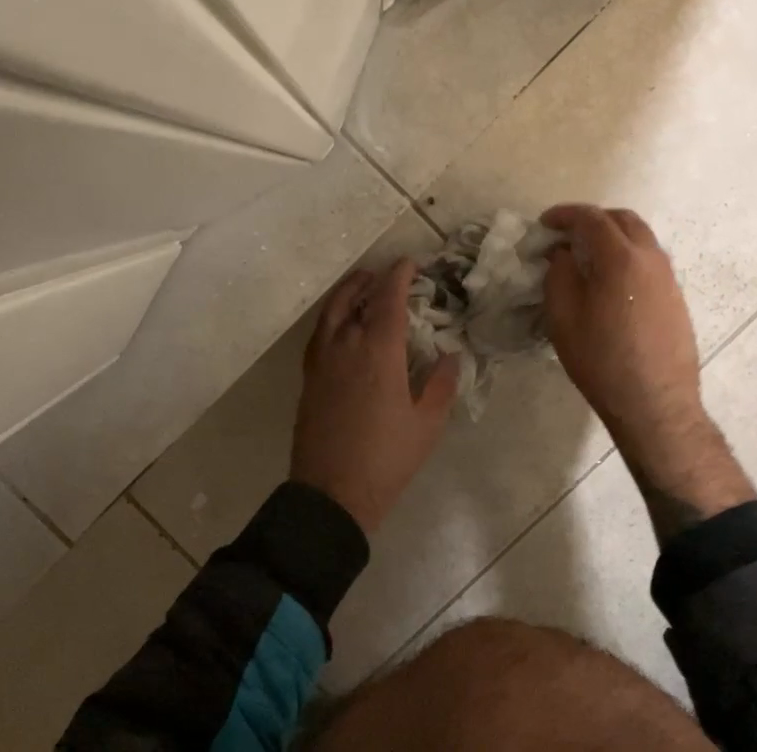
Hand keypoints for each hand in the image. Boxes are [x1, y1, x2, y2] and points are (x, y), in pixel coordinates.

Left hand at [293, 259, 456, 533]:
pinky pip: (320, 333)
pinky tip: (342, 325)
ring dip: (348, 293)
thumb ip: (440, 383)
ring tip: (363, 289)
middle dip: (372, 279)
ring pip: (331, 311)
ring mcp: (321, 360)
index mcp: (378, 351)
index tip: (409, 263)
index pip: (388, 298)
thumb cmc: (386, 459)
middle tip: (387, 274)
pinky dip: (333, 316)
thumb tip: (448, 354)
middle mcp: (345, 345)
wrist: (331, 493)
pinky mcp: (309, 377)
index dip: (399, 275)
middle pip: (354, 297)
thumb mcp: (427, 423)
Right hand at [540, 205, 753, 532]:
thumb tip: (562, 252)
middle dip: (593, 220)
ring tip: (587, 259)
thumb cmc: (601, 360)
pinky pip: (650, 262)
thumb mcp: (562, 317)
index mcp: (620, 258)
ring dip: (613, 237)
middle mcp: (650, 258)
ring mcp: (669, 278)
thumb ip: (559, 274)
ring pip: (641, 239)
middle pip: (623, 220)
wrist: (655, 404)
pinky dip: (627, 257)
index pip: (591, 219)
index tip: (545, 224)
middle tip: (567, 236)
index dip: (564, 215)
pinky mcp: (676, 298)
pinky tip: (611, 284)